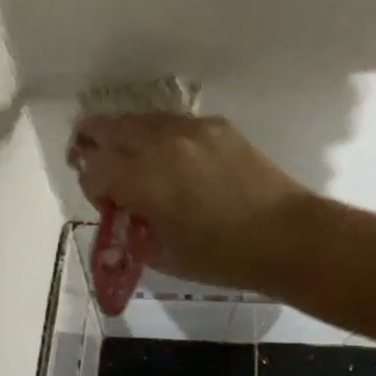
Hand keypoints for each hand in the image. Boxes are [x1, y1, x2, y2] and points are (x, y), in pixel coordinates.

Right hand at [69, 113, 317, 291]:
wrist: (285, 234)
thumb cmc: (223, 256)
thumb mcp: (164, 253)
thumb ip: (133, 226)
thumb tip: (123, 209)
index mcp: (145, 181)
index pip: (94, 167)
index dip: (90, 183)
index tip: (103, 200)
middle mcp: (162, 144)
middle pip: (111, 129)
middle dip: (95, 142)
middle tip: (90, 154)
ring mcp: (191, 128)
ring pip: (142, 119)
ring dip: (127, 134)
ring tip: (127, 151)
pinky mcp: (215, 124)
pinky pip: (174, 122)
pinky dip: (161, 133)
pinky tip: (169, 153)